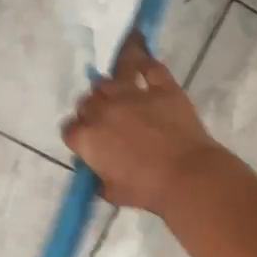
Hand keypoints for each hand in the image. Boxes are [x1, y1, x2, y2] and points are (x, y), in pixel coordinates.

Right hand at [62, 32, 222, 210]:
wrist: (186, 176)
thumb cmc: (145, 189)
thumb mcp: (111, 191)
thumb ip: (98, 177)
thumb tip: (98, 172)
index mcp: (87, 139)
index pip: (69, 129)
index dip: (77, 134)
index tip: (85, 141)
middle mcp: (104, 112)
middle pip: (86, 102)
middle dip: (90, 111)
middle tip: (103, 121)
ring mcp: (133, 96)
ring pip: (109, 82)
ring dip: (108, 90)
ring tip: (117, 97)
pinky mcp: (162, 88)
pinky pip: (149, 68)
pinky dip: (143, 65)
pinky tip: (141, 67)